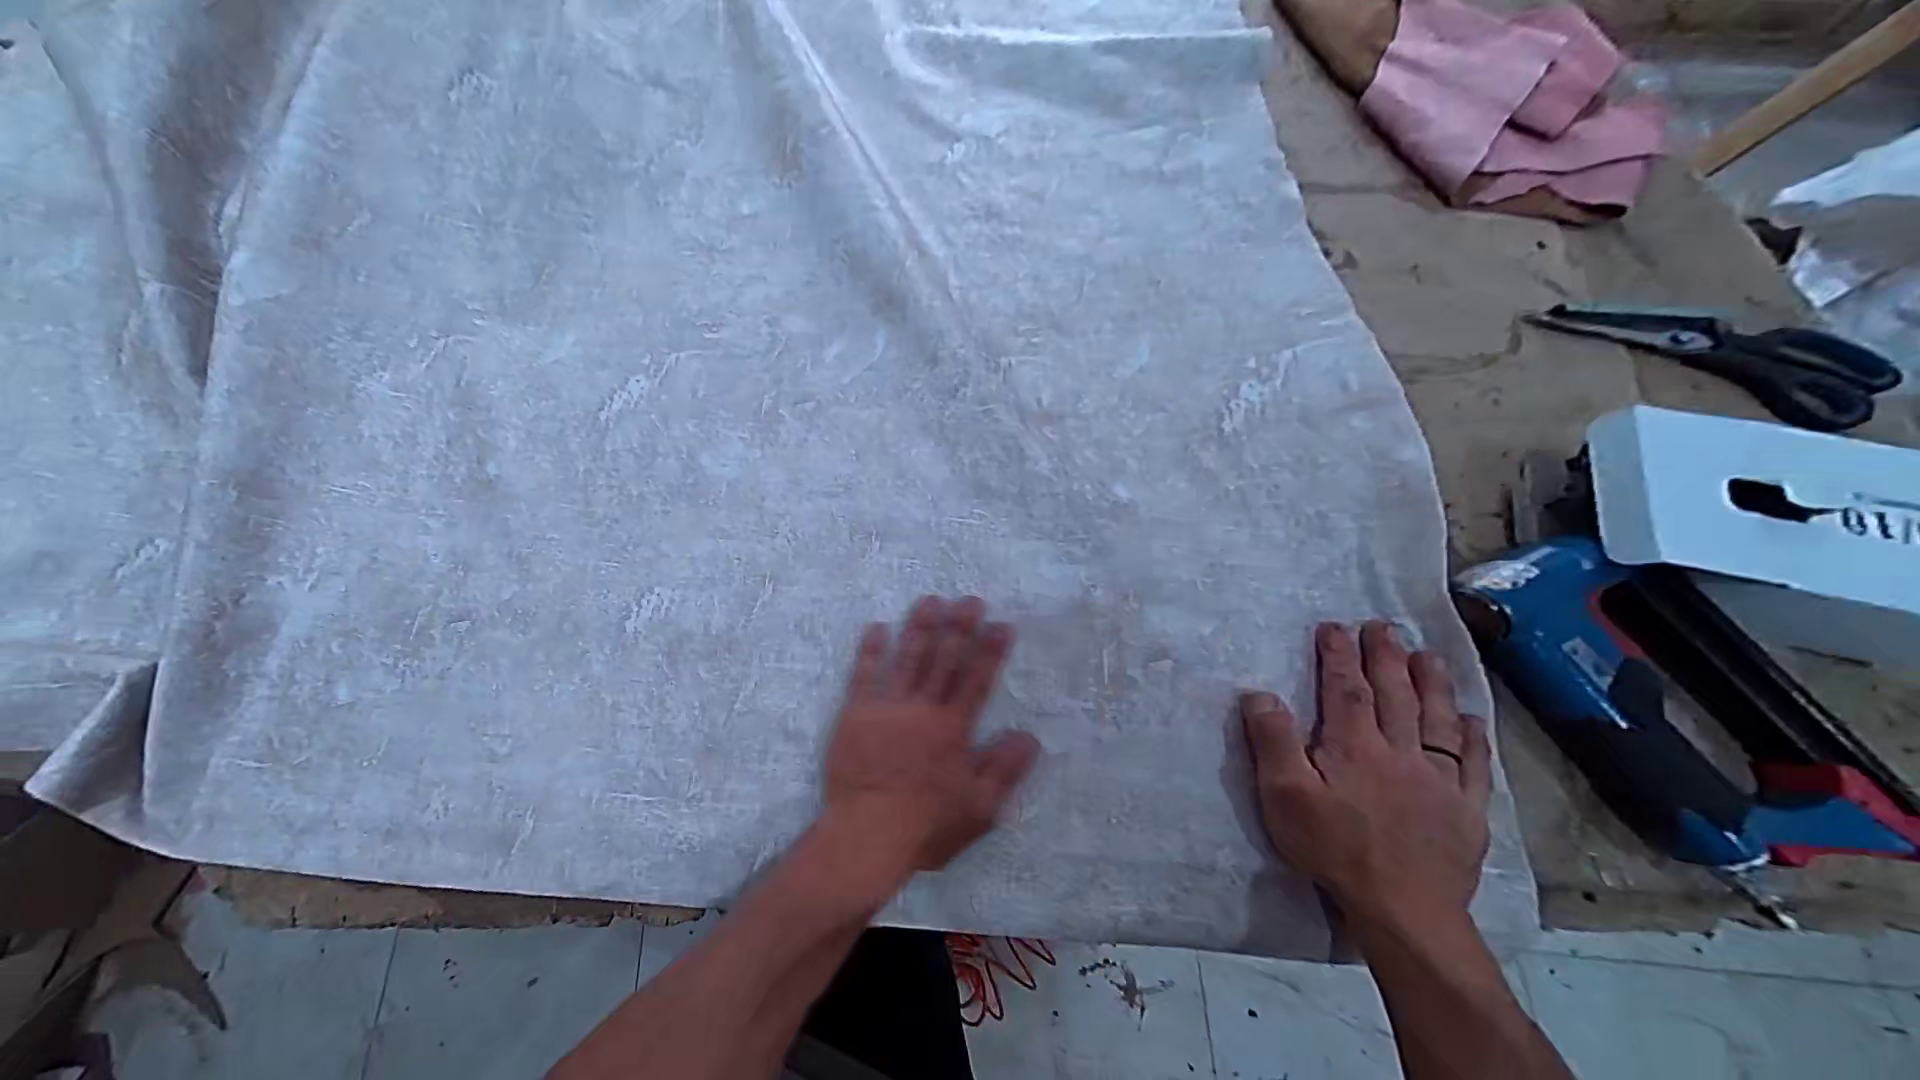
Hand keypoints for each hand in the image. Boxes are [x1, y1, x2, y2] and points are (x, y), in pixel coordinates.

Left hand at [822, 596, 1040, 882]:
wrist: (866, 836)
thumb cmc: (926, 826)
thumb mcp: (980, 809)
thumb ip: (1005, 770)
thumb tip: (1030, 737)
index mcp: (953, 729)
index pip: (977, 680)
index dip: (990, 651)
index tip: (1001, 624)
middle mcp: (923, 709)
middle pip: (944, 660)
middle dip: (959, 628)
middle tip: (970, 600)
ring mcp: (887, 708)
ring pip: (907, 659)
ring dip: (920, 628)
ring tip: (930, 600)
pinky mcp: (855, 714)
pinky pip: (863, 675)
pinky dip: (870, 650)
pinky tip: (877, 627)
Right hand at [1239, 621, 1491, 934]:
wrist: (1404, 910)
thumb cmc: (1335, 850)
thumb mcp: (1284, 797)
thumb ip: (1272, 742)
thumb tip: (1260, 694)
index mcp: (1354, 747)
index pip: (1345, 689)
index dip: (1339, 655)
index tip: (1334, 627)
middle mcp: (1400, 753)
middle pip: (1394, 694)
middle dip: (1385, 656)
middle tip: (1382, 626)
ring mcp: (1438, 781)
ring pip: (1436, 720)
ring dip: (1430, 683)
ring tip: (1426, 654)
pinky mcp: (1465, 810)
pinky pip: (1472, 764)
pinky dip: (1470, 737)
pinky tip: (1469, 720)